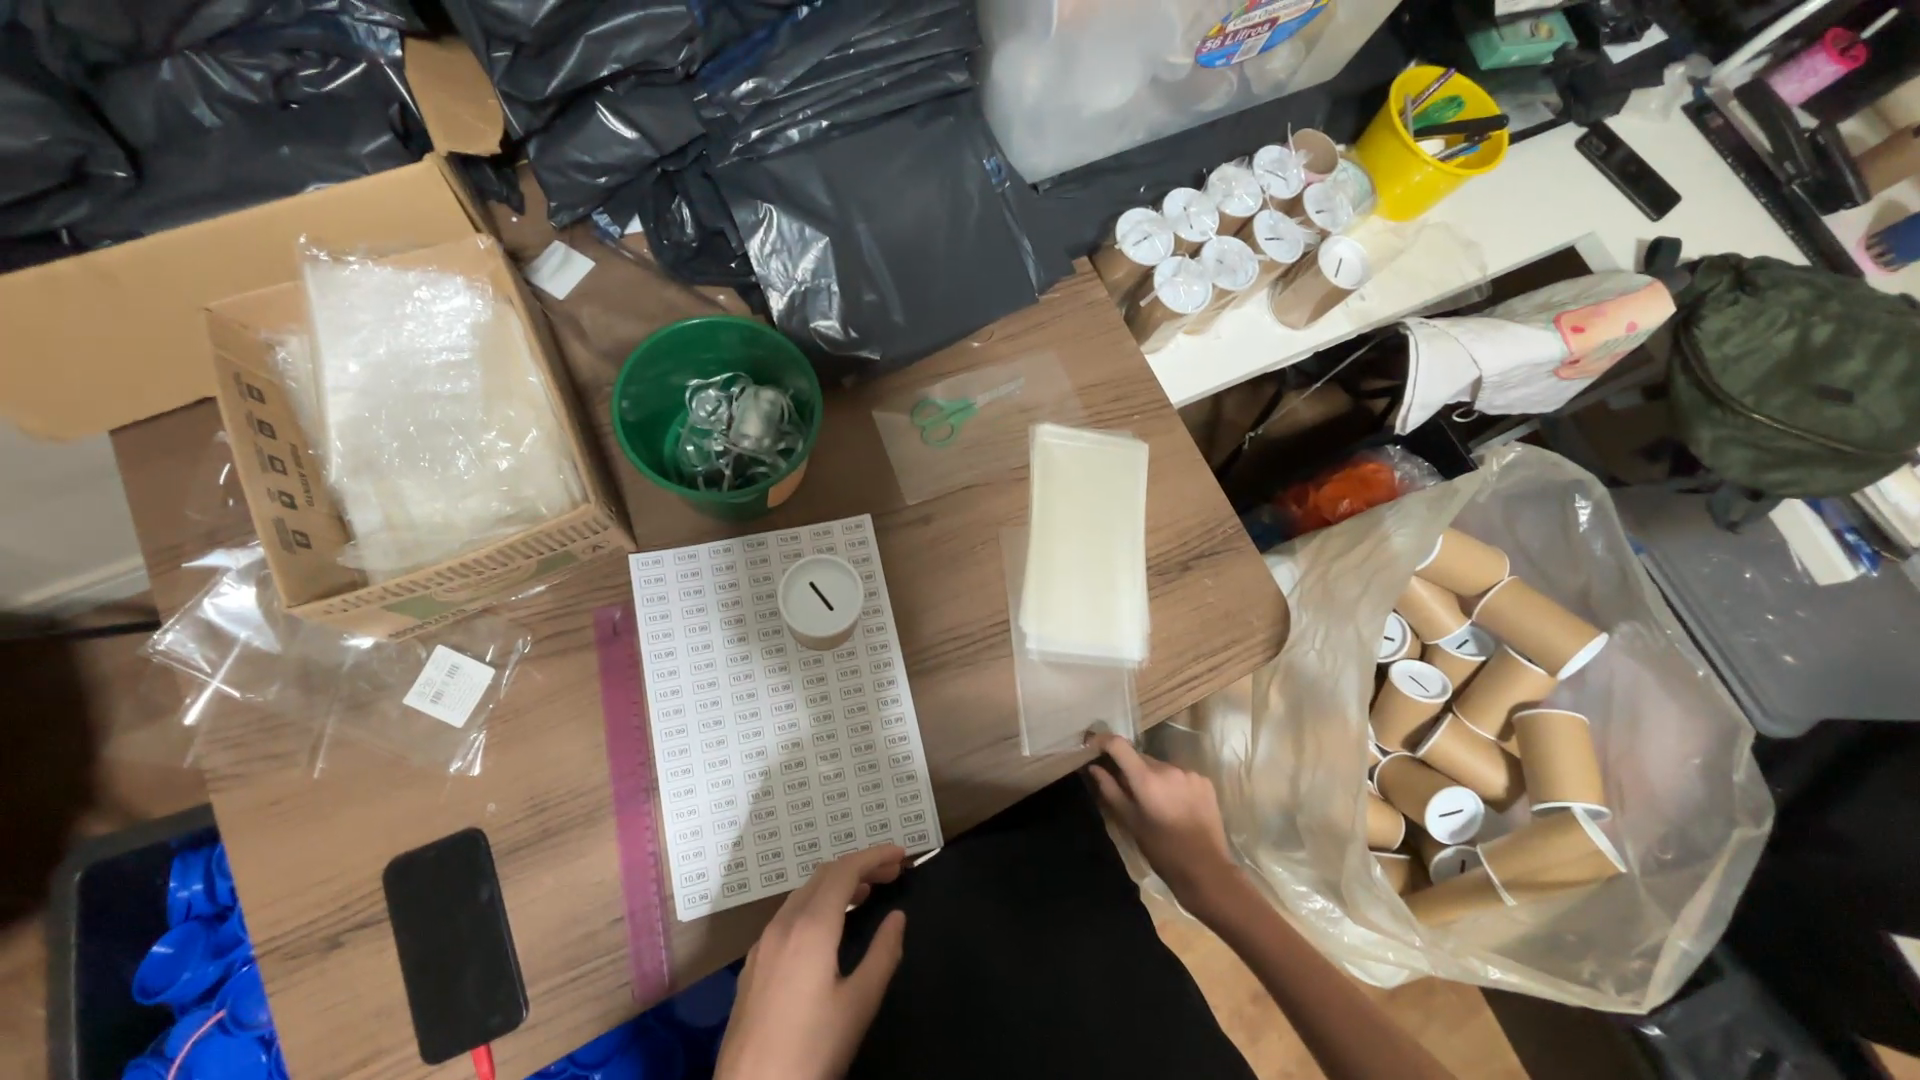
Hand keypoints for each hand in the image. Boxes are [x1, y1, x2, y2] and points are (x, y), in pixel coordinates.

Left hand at [714, 845, 907, 1079]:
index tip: (902, 854)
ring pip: (802, 895)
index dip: (875, 856)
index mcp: (810, 928)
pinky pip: (788, 917)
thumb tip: (897, 917)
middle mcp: (782, 925)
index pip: (845, 871)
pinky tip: (828, 928)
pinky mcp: (753, 966)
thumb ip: (882, 954)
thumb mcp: (859, 1004)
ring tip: (867, 894)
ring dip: (836, 886)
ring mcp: (762, 945)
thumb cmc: (811, 1050)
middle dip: (859, 867)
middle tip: (892, 873)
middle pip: (822, 877)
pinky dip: (815, 906)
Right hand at [1088, 734, 1243, 916]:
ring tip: (1157, 804)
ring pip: (1161, 767)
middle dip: (1131, 769)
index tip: (1093, 747)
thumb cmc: (1161, 849)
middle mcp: (1169, 768)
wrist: (1206, 868)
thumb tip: (1094, 767)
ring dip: (1153, 778)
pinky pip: (1180, 775)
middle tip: (1129, 792)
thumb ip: (1110, 790)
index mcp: (1147, 779)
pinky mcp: (1205, 781)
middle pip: (1141, 758)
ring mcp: (1189, 773)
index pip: (1119, 745)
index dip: (1103, 741)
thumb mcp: (1130, 822)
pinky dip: (1173, 784)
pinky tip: (1176, 806)